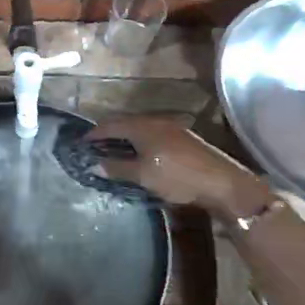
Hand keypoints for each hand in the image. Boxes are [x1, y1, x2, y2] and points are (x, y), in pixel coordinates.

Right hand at [85, 116, 274, 217]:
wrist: (224, 183)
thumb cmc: (178, 177)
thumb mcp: (143, 175)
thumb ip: (116, 168)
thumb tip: (92, 164)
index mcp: (142, 127)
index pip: (110, 125)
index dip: (93, 134)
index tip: (80, 143)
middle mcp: (155, 121)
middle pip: (125, 123)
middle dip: (108, 134)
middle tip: (94, 147)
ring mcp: (172, 128)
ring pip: (140, 129)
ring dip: (125, 138)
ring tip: (114, 152)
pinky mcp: (183, 139)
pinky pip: (152, 134)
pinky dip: (139, 142)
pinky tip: (139, 154)